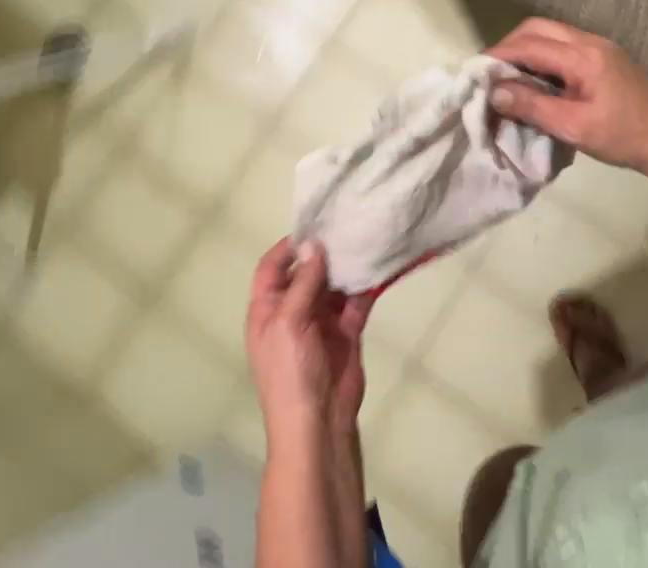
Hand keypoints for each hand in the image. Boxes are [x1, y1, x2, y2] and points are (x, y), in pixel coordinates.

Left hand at [245, 240, 376, 443]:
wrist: (318, 422)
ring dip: (348, 267)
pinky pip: (357, 301)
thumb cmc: (290, 372)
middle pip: (307, 272)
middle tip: (349, 225)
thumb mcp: (288, 323)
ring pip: (334, 284)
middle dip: (325, 252)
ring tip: (367, 240)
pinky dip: (367, 286)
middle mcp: (293, 310)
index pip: (272, 267)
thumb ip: (303, 283)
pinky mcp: (347, 331)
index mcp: (267, 309)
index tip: (315, 225)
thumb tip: (314, 245)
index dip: (289, 246)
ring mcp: (321, 321)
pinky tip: (380, 267)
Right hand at [486, 18, 647, 176]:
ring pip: (552, 34)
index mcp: (584, 57)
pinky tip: (536, 82)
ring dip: (526, 50)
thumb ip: (534, 107)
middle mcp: (590, 42)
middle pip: (538, 28)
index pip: (530, 44)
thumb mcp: (575, 128)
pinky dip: (543, 56)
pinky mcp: (605, 58)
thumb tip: (494, 92)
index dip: (498, 56)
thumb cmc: (624, 138)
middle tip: (490, 74)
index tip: (474, 72)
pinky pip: (565, 46)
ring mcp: (600, 47)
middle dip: (510, 46)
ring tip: (508, 79)